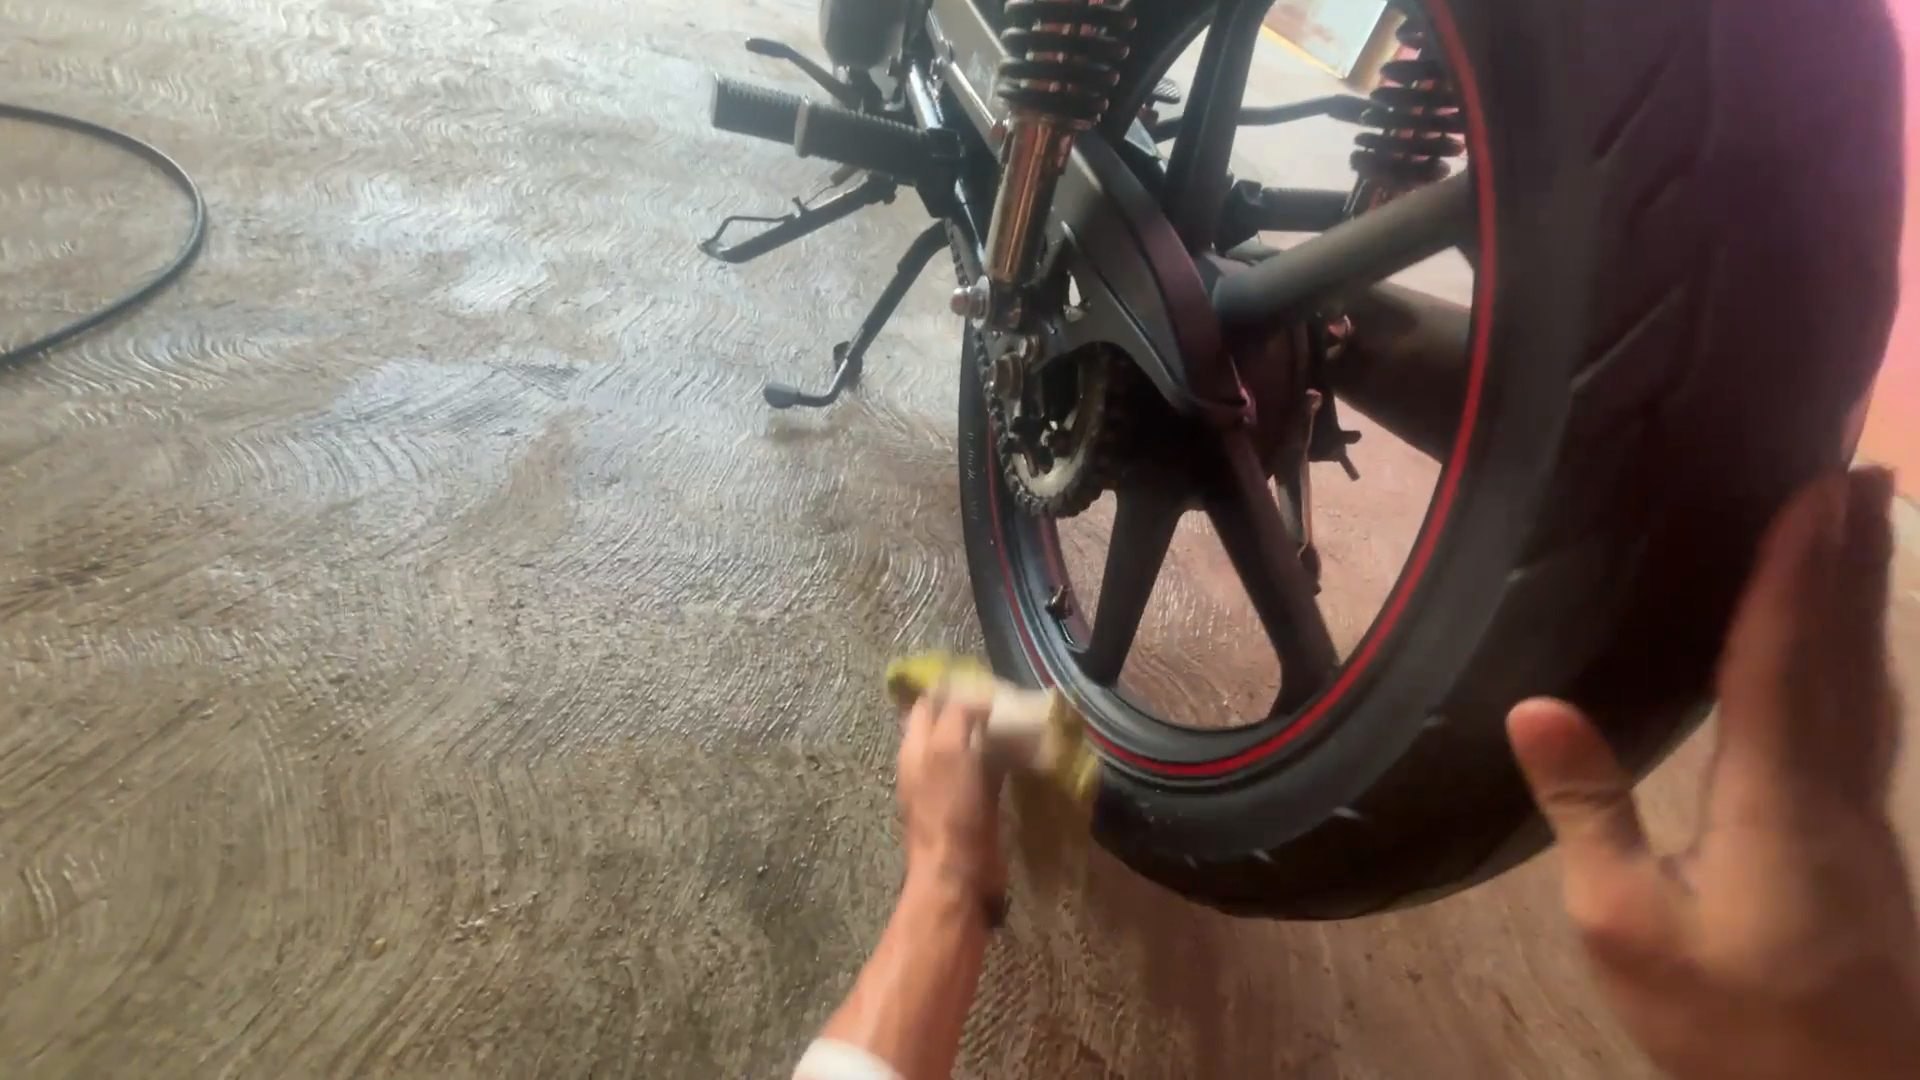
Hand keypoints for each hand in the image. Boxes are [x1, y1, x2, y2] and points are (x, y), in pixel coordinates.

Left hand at [896, 693, 1006, 904]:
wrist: (958, 877)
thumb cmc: (949, 810)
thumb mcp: (949, 751)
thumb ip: (959, 716)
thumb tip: (979, 696)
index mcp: (915, 746)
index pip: (927, 703)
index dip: (950, 687)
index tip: (981, 677)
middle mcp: (929, 763)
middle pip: (949, 723)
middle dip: (975, 708)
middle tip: (1006, 698)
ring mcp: (952, 786)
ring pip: (971, 746)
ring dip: (993, 733)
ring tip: (1022, 718)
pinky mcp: (975, 806)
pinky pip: (989, 771)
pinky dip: (1005, 759)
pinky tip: (1026, 752)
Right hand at [1509, 468, 1919, 1079]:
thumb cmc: (1727, 1022)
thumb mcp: (1625, 924)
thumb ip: (1587, 811)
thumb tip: (1534, 705)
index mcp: (1782, 808)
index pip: (1785, 671)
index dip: (1795, 582)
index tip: (1809, 499)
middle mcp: (1841, 799)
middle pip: (1847, 663)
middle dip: (1848, 567)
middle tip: (1850, 480)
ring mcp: (1862, 823)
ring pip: (1868, 691)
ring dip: (1859, 605)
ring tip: (1852, 537)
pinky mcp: (1858, 842)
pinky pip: (1860, 722)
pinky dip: (1851, 661)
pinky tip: (1836, 653)